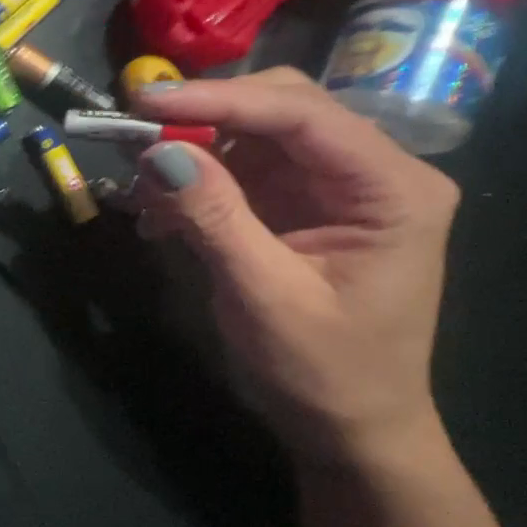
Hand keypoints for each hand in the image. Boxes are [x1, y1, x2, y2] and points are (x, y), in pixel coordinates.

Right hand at [131, 68, 461, 465]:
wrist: (349, 426)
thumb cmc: (325, 369)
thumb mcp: (264, 295)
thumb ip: (214, 217)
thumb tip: (155, 152)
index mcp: (391, 189)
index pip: (303, 115)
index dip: (220, 100)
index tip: (144, 103)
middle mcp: (369, 172)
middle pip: (282, 107)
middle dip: (205, 115)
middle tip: (135, 134)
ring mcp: (331, 185)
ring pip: (253, 132)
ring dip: (192, 150)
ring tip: (143, 190)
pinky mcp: (297, 203)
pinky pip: (239, 167)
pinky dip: (193, 180)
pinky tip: (160, 213)